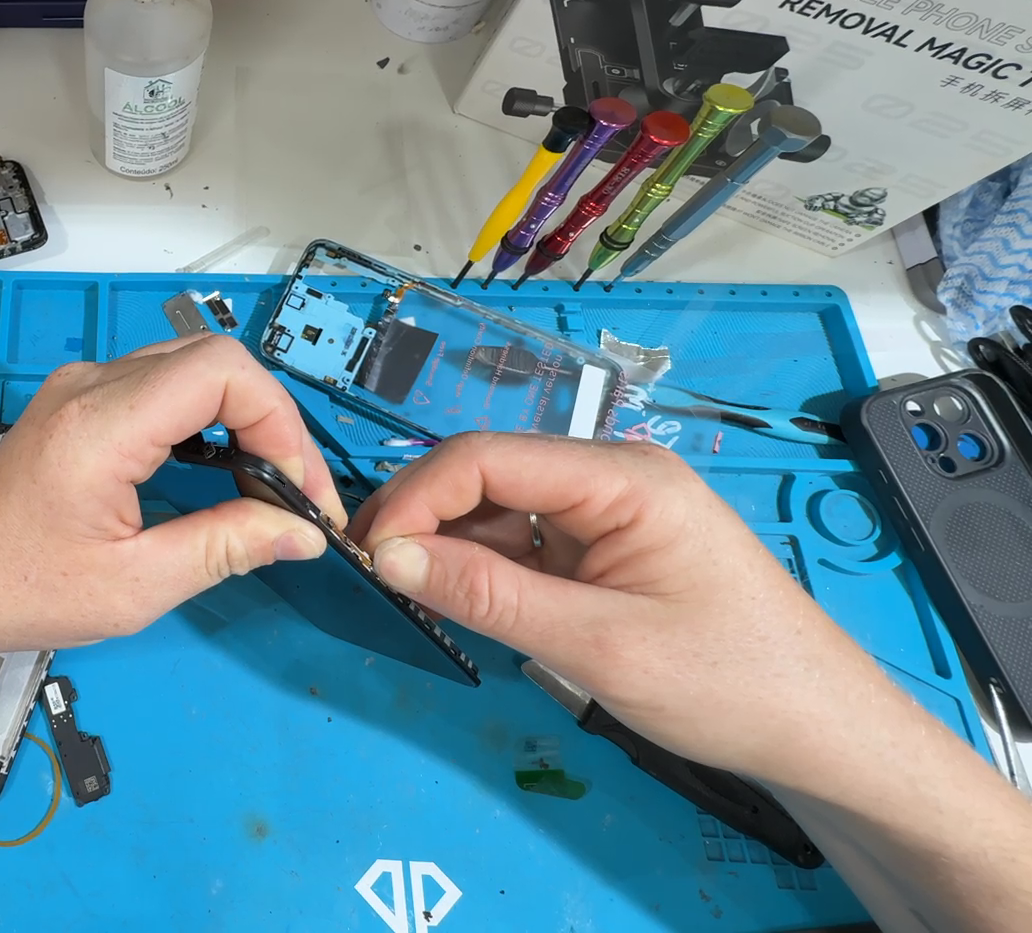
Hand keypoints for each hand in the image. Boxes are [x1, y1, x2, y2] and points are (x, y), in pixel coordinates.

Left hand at [0, 335, 340, 655]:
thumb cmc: (21, 591)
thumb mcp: (133, 587)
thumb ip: (225, 549)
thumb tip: (299, 531)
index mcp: (102, 423)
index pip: (221, 370)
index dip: (279, 419)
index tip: (298, 487)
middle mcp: (89, 385)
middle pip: (211, 359)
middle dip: (267, 418)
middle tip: (291, 488)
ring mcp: (78, 386)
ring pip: (187, 366)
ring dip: (236, 414)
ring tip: (263, 479)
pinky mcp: (74, 401)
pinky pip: (156, 384)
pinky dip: (200, 416)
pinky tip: (214, 465)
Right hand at [350, 432, 902, 785]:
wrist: (830, 743)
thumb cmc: (731, 686)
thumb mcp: (598, 646)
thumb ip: (484, 595)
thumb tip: (385, 558)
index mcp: (619, 478)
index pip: (484, 457)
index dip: (415, 497)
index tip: (371, 553)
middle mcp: (603, 476)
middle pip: (480, 475)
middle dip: (421, 518)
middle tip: (376, 572)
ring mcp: (598, 509)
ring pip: (488, 508)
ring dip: (443, 546)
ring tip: (411, 593)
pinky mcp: (591, 543)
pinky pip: (511, 539)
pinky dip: (473, 567)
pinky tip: (454, 597)